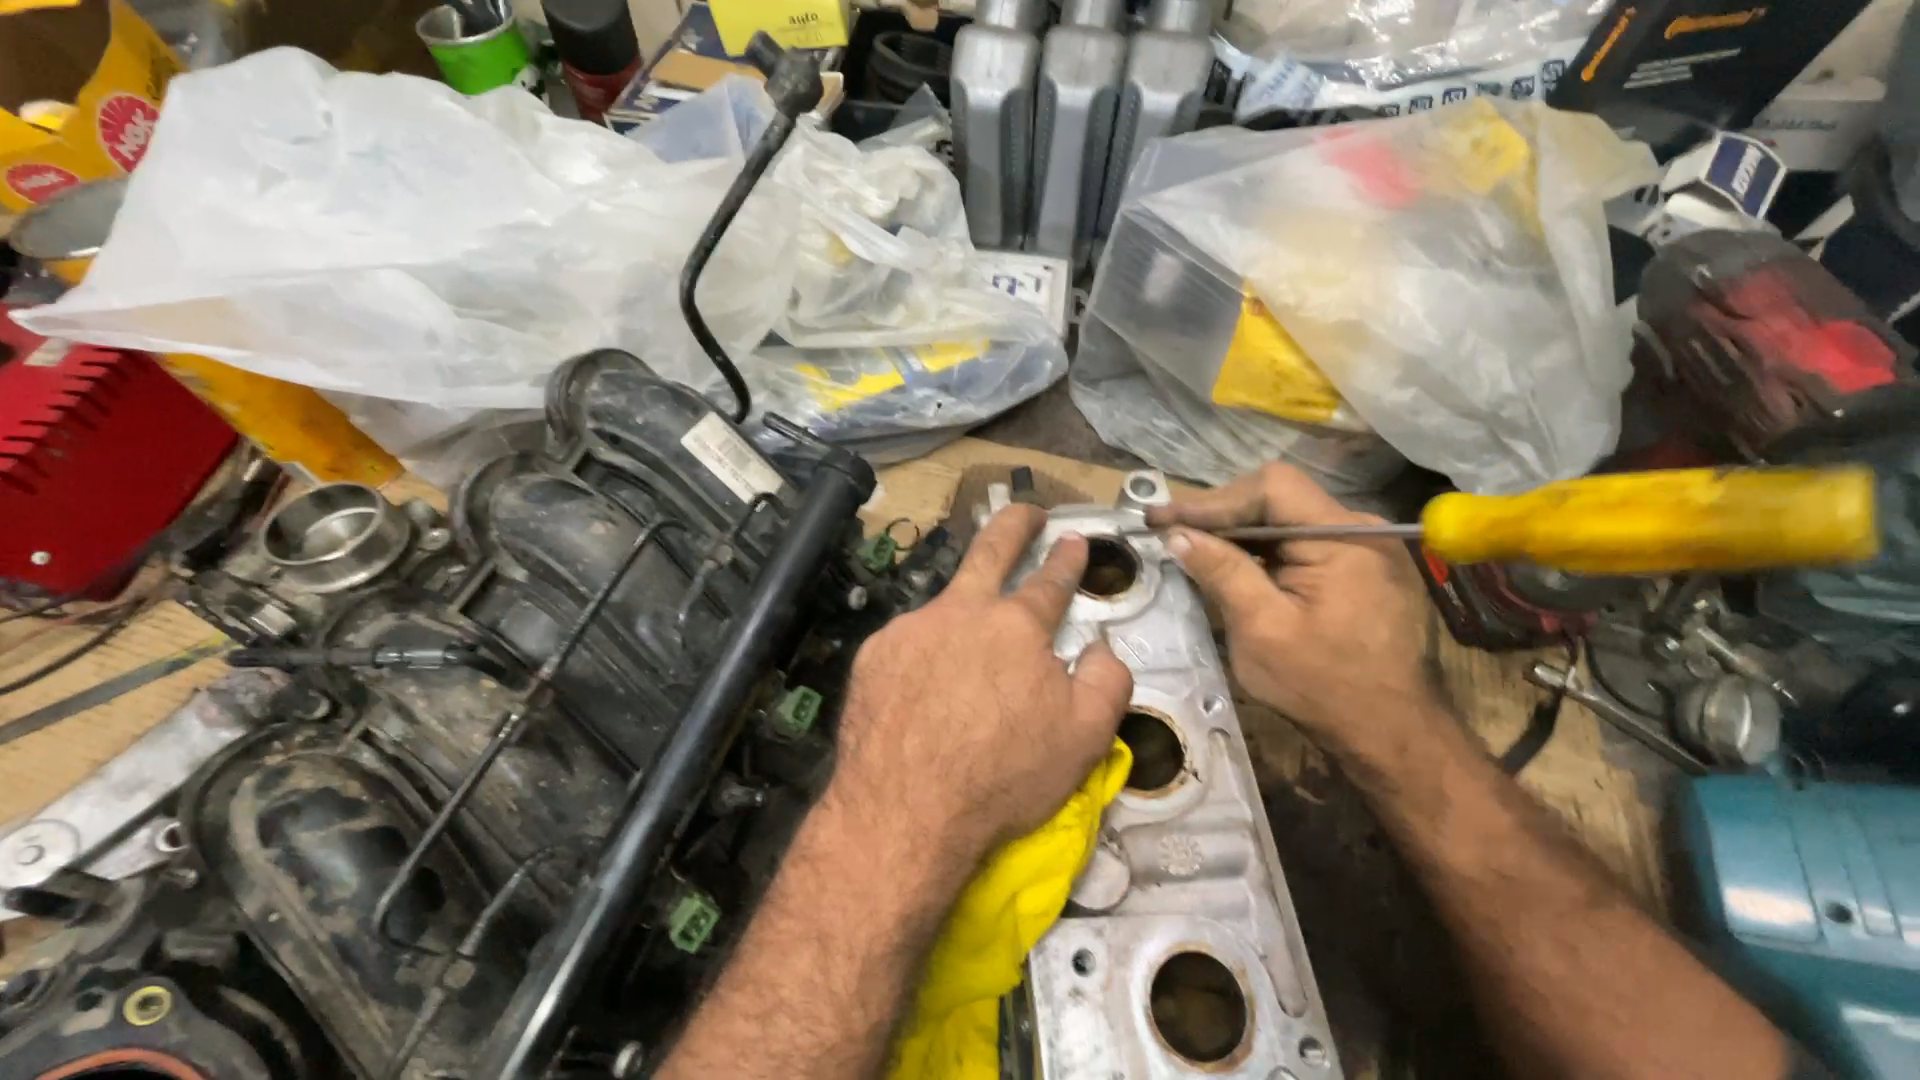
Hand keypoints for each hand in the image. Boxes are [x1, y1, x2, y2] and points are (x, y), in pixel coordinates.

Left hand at [829, 505, 1133, 865]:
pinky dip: (925, 656)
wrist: (905, 810)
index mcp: (1016, 627)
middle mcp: (961, 613)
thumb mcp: (1084, 737)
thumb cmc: (1003, 776)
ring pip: (944, 608)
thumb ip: (1106, 680)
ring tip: (967, 656)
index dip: (1066, 559)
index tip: (1074, 540)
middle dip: (1014, 525)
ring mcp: (911, 630)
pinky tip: (925, 689)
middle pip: (990, 552)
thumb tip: (1099, 647)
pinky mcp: (875, 655)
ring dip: (962, 615)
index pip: (1049, 582)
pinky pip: (910, 645)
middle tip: (1026, 512)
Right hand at [1146, 464, 1439, 758]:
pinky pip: (1303, 542)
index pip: (1271, 488)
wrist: (1391, 731)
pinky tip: (1235, 564)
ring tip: (1192, 544)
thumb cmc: (1323, 685)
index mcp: (1343, 538)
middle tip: (1170, 530)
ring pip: (1288, 518)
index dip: (1213, 501)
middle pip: (1279, 497)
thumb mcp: (1261, 630)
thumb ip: (1222, 573)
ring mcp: (1366, 547)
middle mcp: (1361, 529)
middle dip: (1222, 513)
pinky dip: (1264, 550)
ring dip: (1240, 531)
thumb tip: (1177, 534)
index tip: (1164, 519)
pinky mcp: (1362, 567)